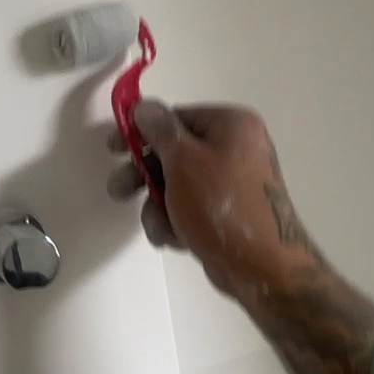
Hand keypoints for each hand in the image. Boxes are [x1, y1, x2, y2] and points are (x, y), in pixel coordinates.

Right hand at [106, 100, 320, 299]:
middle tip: (121, 190)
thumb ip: (159, 130)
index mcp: (231, 125)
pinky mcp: (226, 212)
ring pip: (176, 185)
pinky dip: (176, 222)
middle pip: (173, 153)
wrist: (258, 266)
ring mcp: (231, 182)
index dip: (141, 133)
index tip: (115, 148)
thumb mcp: (183, 161)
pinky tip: (176, 238)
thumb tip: (144, 107)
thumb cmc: (220, 206)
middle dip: (145, 177)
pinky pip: (189, 208)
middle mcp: (235, 148)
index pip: (175, 118)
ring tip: (161, 226)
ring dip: (158, 207)